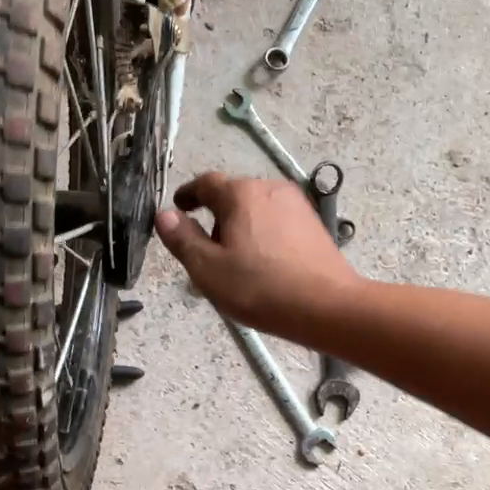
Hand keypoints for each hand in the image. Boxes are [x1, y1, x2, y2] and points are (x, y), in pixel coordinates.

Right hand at [154, 173, 363, 327]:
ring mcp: (296, 205)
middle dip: (216, 219)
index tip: (179, 207)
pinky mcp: (312, 224)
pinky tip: (262, 266)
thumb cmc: (259, 288)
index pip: (206, 183)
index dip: (188, 195)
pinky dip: (262, 236)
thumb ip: (183, 240)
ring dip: (240, 229)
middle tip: (206, 253)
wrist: (324, 305)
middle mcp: (269, 188)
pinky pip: (276, 223)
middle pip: (233, 197)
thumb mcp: (208, 269)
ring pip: (256, 211)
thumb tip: (164, 215)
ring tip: (235, 265)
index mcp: (240, 194)